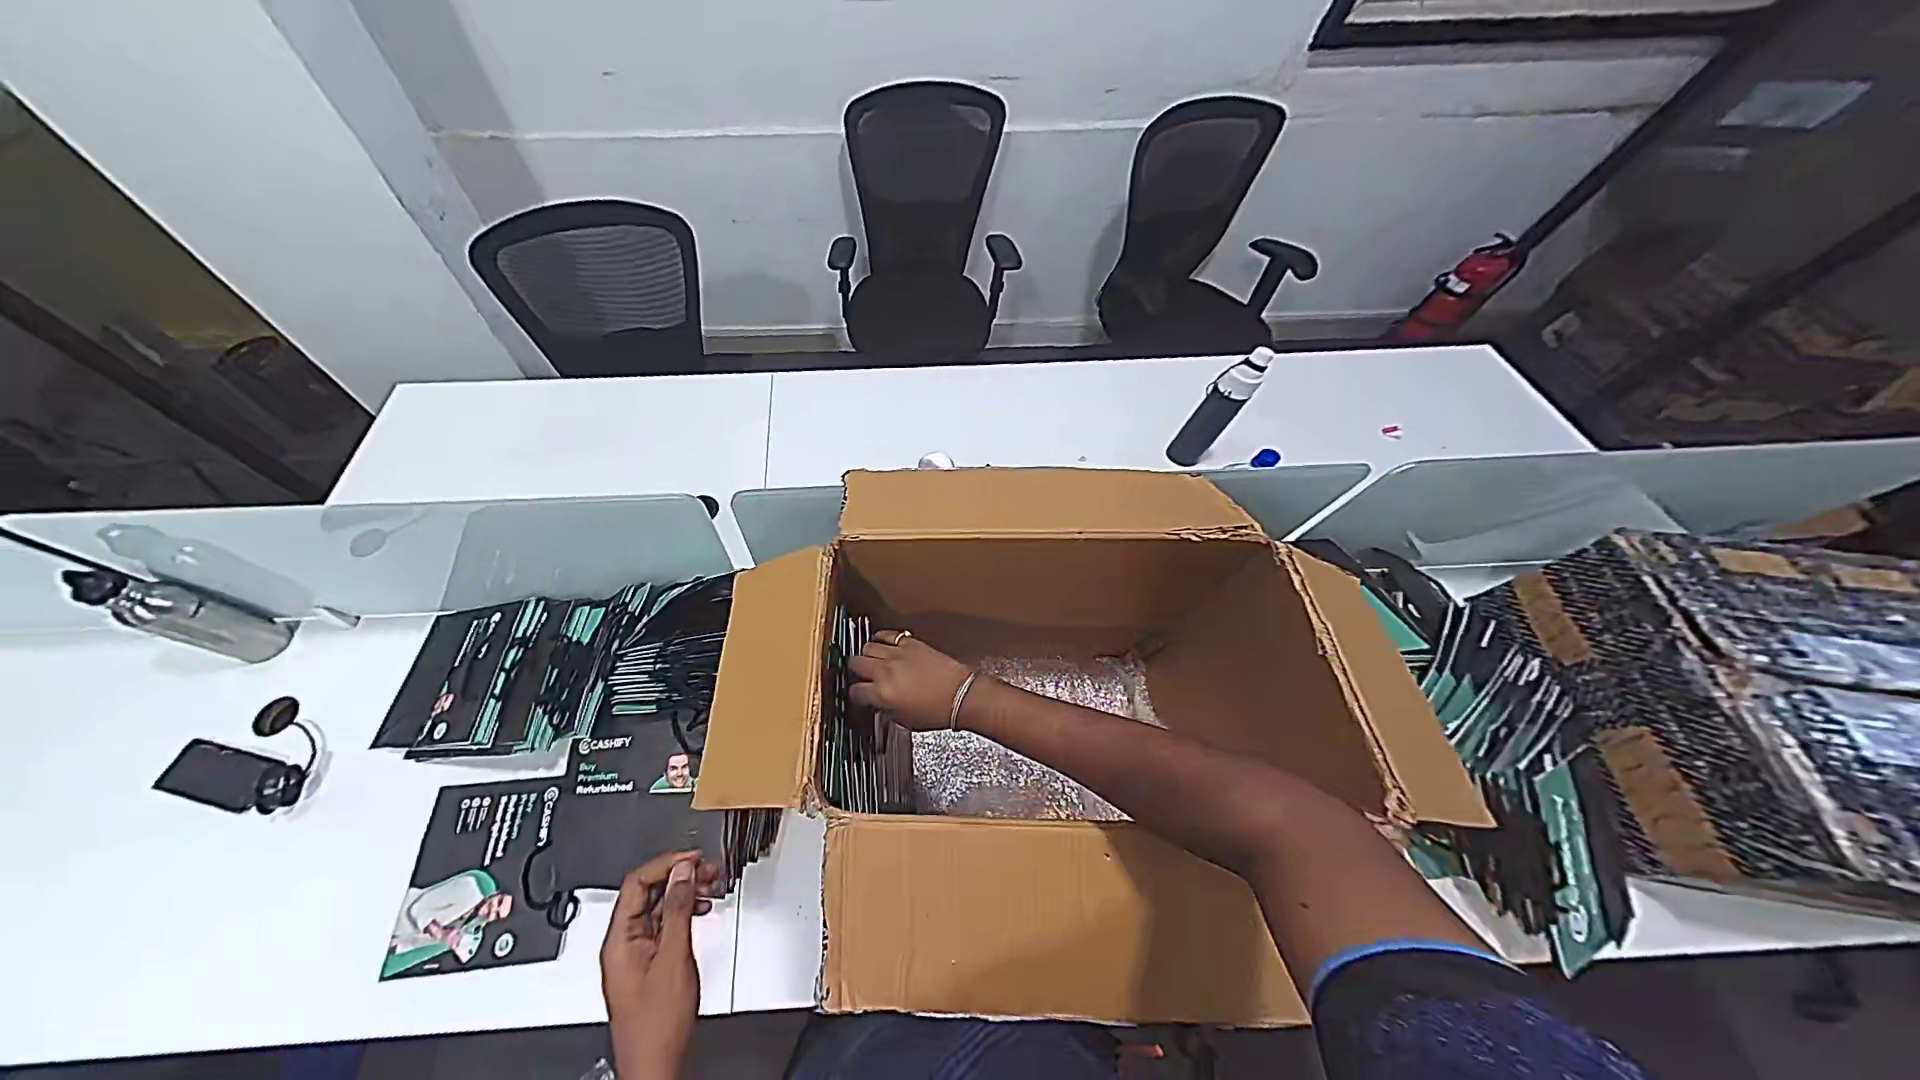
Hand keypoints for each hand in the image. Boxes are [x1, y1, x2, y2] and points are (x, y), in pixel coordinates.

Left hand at [600, 851, 718, 1079]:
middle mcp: (623, 943)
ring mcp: (635, 953)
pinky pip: (664, 923)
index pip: (637, 883)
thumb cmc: (658, 1023)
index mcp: (620, 939)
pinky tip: (700, 909)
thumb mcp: (674, 955)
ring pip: (657, 907)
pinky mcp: (649, 962)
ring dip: (684, 892)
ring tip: (708, 885)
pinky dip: (684, 911)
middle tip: (706, 869)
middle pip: (647, 892)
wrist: (656, 1065)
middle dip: (678, 875)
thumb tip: (681, 872)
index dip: (666, 864)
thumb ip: (677, 908)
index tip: (692, 858)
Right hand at [847, 631, 973, 730]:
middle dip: (855, 671)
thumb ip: (886, 709)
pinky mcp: (910, 643)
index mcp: (883, 694)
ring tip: (871, 660)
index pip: (855, 691)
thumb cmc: (938, 711)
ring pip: (867, 646)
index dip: (854, 694)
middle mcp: (886, 671)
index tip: (858, 695)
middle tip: (861, 676)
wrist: (961, 696)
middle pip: (855, 663)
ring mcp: (898, 654)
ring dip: (867, 654)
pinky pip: (888, 635)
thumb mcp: (905, 721)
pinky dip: (882, 639)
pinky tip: (884, 645)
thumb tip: (879, 703)